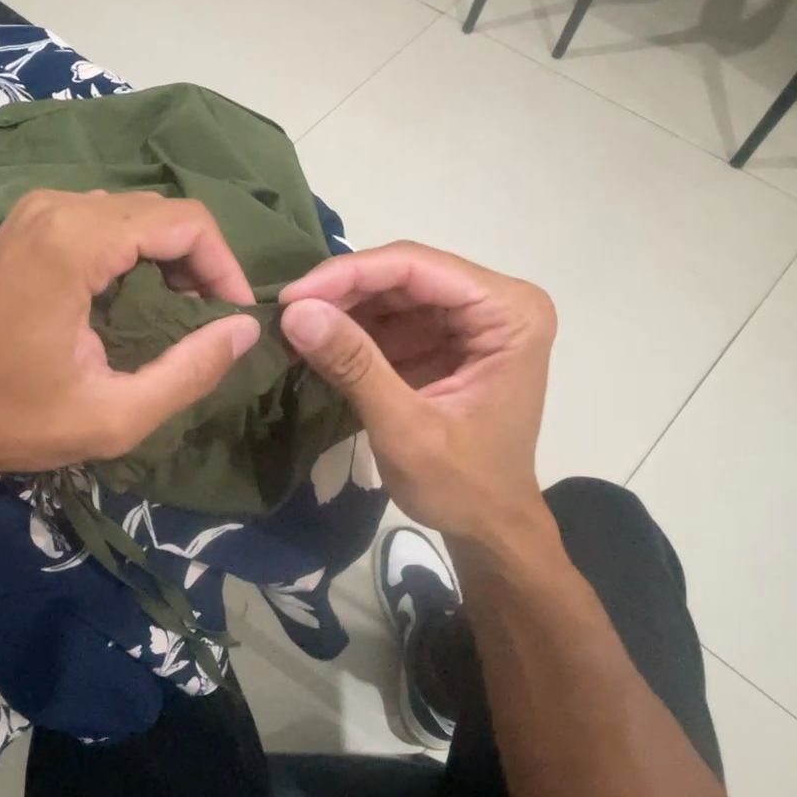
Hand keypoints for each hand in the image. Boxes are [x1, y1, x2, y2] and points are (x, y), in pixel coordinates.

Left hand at [0, 189, 261, 489]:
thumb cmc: (11, 419)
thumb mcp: (114, 415)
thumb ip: (190, 372)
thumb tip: (245, 329)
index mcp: (75, 242)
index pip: (185, 221)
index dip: (224, 265)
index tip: (234, 317)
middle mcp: (55, 208)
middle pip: (159, 211)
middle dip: (198, 261)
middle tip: (208, 320)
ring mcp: (33, 212)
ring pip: (130, 212)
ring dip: (166, 254)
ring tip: (178, 314)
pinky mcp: (21, 227)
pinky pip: (97, 220)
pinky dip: (130, 250)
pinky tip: (132, 298)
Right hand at [279, 242, 557, 557]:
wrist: (489, 528)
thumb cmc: (463, 486)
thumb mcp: (406, 429)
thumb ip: (354, 366)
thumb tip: (295, 311)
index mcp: (510, 313)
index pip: (419, 267)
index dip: (350, 274)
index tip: (292, 296)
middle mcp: (497, 302)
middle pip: (405, 272)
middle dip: (342, 290)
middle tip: (286, 311)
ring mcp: (472, 318)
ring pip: (393, 290)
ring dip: (342, 306)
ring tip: (293, 324)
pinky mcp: (447, 338)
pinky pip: (392, 316)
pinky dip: (352, 327)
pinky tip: (316, 338)